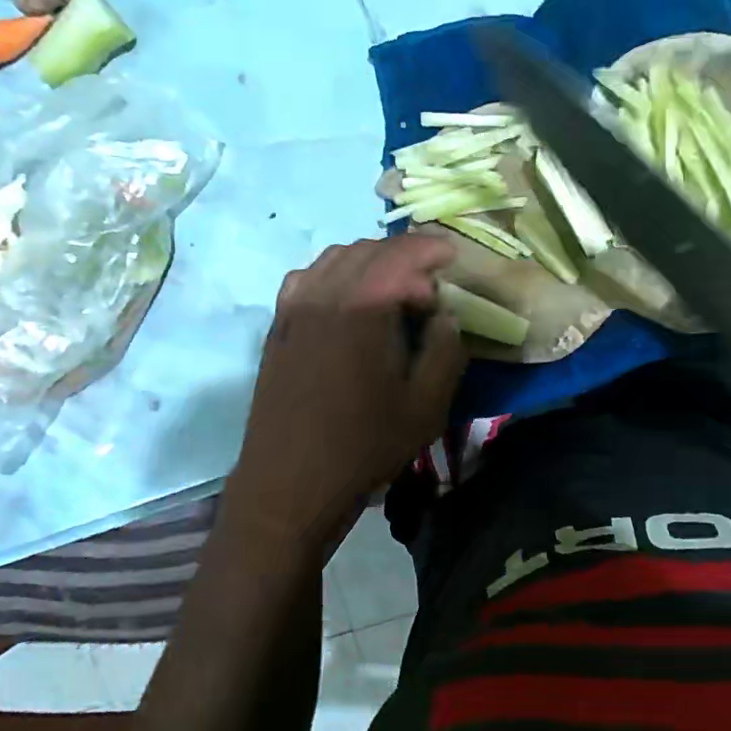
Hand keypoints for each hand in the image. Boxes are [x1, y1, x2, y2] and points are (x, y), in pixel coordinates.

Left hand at [235, 236, 464, 525]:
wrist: (291, 482)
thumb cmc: (366, 445)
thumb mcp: (427, 405)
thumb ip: (446, 351)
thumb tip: (445, 317)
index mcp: (362, 309)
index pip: (400, 255)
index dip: (430, 248)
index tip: (453, 256)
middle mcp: (323, 295)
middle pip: (367, 250)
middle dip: (405, 255)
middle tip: (430, 283)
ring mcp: (293, 309)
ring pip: (335, 259)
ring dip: (371, 262)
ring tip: (394, 289)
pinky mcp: (277, 328)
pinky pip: (307, 279)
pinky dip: (336, 275)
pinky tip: (349, 300)